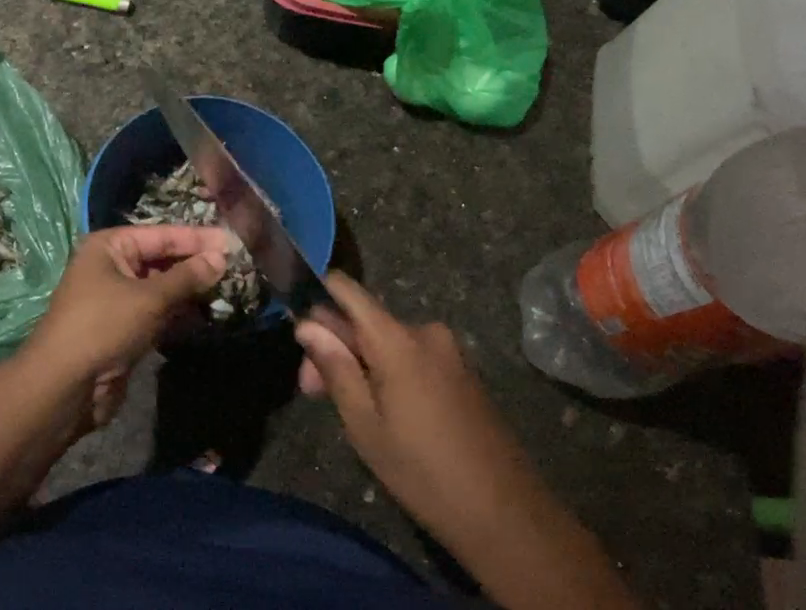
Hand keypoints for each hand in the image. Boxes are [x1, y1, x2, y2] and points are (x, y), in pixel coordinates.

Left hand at [23, 226, 228, 426]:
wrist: (66, 385)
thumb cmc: (103, 326)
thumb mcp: (149, 298)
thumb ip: (186, 277)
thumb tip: (220, 257)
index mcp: (109, 247)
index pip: (161, 235)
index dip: (197, 238)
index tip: (231, 240)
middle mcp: (111, 267)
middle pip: (162, 260)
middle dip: (196, 265)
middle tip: (237, 267)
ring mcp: (117, 299)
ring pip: (162, 289)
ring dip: (191, 292)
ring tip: (230, 290)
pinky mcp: (124, 329)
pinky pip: (158, 314)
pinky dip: (180, 314)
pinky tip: (208, 317)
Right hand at [294, 272, 545, 544]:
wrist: (507, 515)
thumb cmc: (423, 471)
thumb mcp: (364, 424)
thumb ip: (335, 367)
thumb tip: (307, 326)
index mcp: (398, 339)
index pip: (346, 290)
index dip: (317, 301)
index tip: (297, 334)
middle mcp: (426, 333)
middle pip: (365, 321)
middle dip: (335, 347)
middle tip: (313, 392)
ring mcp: (450, 353)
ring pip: (387, 342)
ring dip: (361, 364)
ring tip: (347, 410)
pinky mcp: (463, 374)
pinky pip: (412, 358)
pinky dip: (389, 373)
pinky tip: (384, 414)